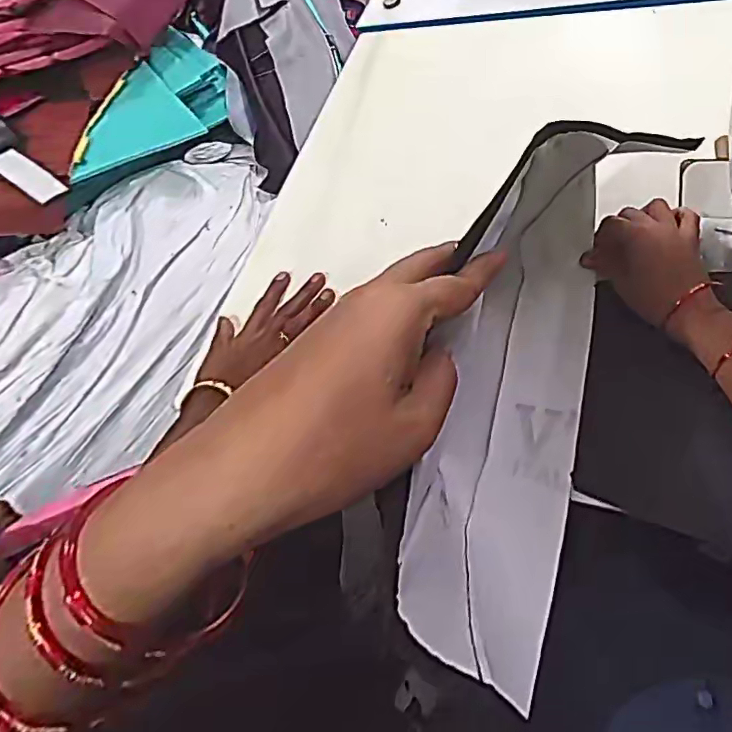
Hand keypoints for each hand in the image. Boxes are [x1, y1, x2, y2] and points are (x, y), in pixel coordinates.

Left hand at [131, 243, 507, 559]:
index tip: (498, 257)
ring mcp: (332, 319)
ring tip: (443, 296)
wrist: (232, 474)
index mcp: (395, 314)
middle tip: (473, 258)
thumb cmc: (323, 452)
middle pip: (416, 267)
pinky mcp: (311, 340)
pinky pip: (365, 308)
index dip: (481, 271)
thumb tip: (435, 361)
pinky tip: (398, 337)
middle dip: (448, 260)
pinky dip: (392, 308)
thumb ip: (440, 382)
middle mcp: (362, 304)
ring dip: (418, 283)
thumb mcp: (413, 426)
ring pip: (388, 286)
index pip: (452, 285)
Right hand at [195, 271, 334, 389]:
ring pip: (304, 322)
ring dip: (319, 307)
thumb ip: (224, 333)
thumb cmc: (218, 380)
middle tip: (320, 277)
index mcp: (251, 331)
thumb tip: (226, 320)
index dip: (276, 288)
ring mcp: (282, 349)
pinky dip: (320, 331)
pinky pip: (309, 342)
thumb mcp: (216, 352)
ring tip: (332, 293)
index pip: (266, 303)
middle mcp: (269, 336)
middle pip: (291, 308)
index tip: (286, 275)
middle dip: (306, 291)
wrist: (220, 400)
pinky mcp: (290, 362)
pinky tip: (333, 323)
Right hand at [581, 198, 711, 330]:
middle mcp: (654, 227)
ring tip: (639, 229)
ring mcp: (674, 230)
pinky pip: (686, 216)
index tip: (599, 249)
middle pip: (631, 213)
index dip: (601, 237)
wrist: (688, 310)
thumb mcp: (622, 283)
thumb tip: (597, 259)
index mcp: (634, 234)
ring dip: (646, 214)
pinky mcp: (690, 238)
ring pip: (657, 207)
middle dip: (619, 225)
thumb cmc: (658, 300)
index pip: (610, 225)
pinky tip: (670, 223)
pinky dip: (677, 215)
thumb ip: (606, 264)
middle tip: (614, 243)